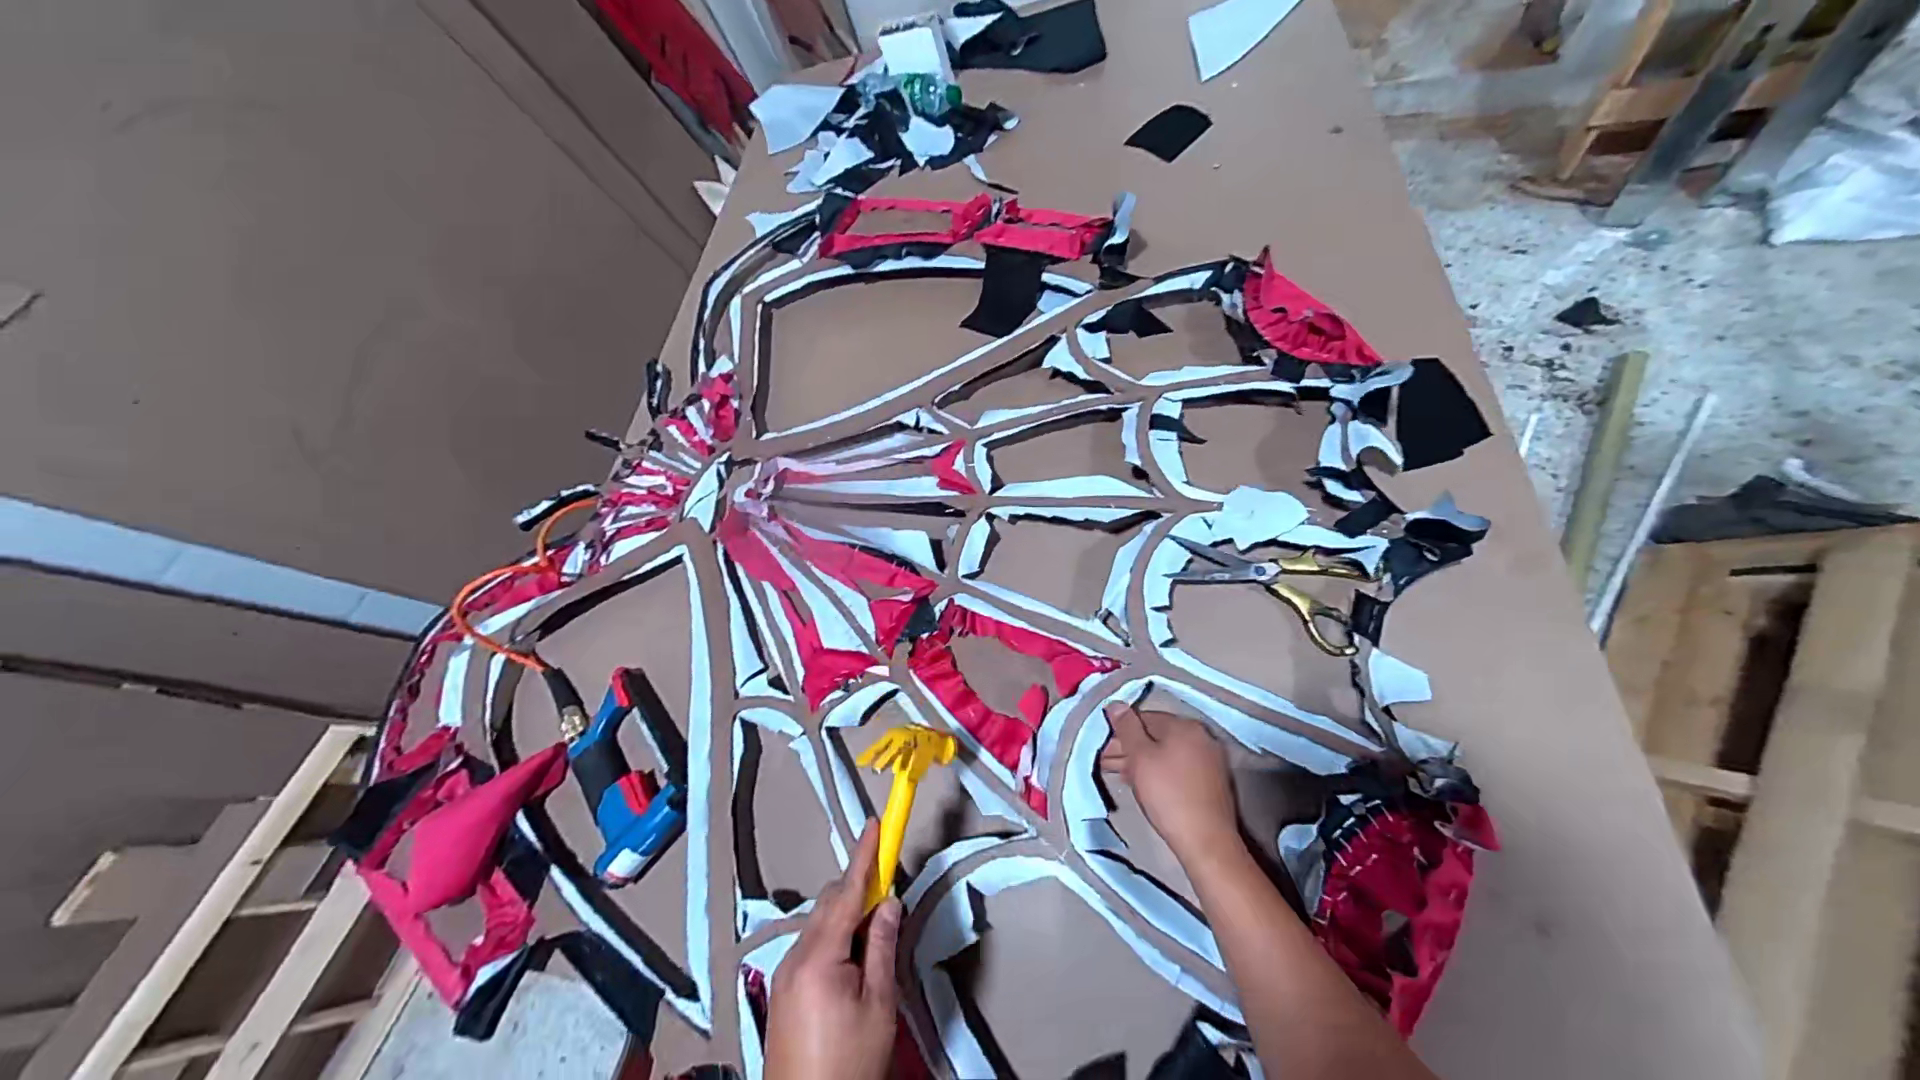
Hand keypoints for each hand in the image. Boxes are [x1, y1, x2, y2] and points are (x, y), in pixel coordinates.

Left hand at [764, 821, 900, 1079]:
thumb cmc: (850, 1063)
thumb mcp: (878, 1004)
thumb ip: (881, 946)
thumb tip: (890, 902)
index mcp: (819, 957)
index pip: (847, 892)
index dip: (864, 856)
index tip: (874, 825)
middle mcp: (795, 957)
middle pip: (829, 903)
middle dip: (858, 888)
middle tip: (888, 890)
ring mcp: (785, 975)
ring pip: (820, 924)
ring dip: (847, 915)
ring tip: (874, 932)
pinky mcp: (783, 992)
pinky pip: (811, 946)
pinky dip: (834, 937)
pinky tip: (852, 959)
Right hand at [1100, 704, 1241, 868]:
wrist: (1205, 841)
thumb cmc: (1168, 795)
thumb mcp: (1139, 757)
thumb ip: (1126, 727)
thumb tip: (1116, 704)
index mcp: (1184, 726)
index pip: (1143, 717)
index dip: (1119, 730)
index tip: (1102, 746)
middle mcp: (1200, 737)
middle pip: (1155, 735)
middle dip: (1129, 748)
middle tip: (1105, 762)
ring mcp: (1208, 760)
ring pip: (1166, 753)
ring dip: (1141, 762)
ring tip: (1118, 775)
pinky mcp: (1210, 781)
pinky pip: (1177, 767)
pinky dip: (1158, 772)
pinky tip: (1142, 784)